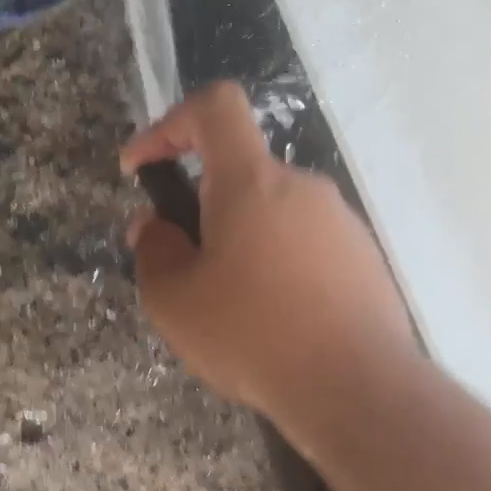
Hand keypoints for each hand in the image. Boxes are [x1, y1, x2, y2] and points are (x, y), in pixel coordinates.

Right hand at [121, 82, 416, 414]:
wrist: (347, 379)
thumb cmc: (243, 330)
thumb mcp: (169, 296)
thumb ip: (153, 249)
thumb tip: (154, 224)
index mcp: (248, 186)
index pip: (214, 111)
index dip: (166, 126)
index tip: (137, 169)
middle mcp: (298, 187)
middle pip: (233, 174)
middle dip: (189, 209)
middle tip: (162, 266)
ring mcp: (334, 219)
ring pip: (260, 212)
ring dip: (222, 241)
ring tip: (204, 303)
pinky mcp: (353, 253)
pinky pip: (290, 241)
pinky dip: (256, 262)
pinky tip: (247, 316)